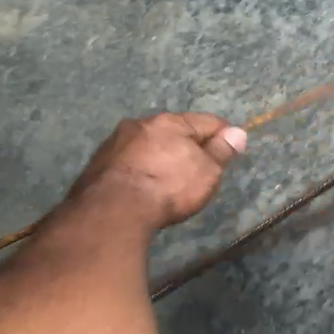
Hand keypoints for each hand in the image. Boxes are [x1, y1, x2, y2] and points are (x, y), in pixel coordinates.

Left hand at [66, 112, 246, 229]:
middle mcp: (139, 124)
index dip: (224, 137)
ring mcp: (113, 143)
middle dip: (189, 146)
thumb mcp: (208, 170)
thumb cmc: (169, 186)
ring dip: (162, 156)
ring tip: (170, 180)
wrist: (111, 211)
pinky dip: (142, 169)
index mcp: (170, 122)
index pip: (209, 122)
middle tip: (200, 170)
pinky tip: (146, 187)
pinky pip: (130, 160)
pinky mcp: (96, 164)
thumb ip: (222, 150)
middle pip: (175, 132)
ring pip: (149, 145)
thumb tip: (237, 132)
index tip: (230, 155)